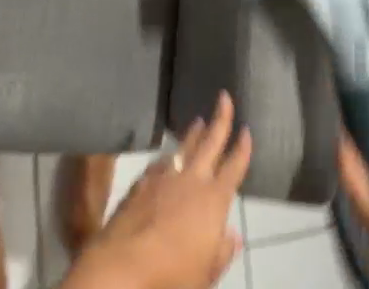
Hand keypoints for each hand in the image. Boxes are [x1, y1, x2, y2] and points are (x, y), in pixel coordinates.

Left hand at [65, 91, 251, 288]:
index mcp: (212, 201)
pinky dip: (167, 156)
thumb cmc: (172, 274)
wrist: (121, 266)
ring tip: (198, 121)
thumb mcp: (206, 273)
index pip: (233, 168)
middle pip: (209, 143)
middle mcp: (190, 181)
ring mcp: (162, 179)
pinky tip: (167, 156)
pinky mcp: (139, 184)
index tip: (247, 130)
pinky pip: (159, 162)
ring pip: (182, 148)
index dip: (242, 149)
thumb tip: (232, 235)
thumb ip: (221, 252)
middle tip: (224, 97)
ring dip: (192, 134)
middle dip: (220, 119)